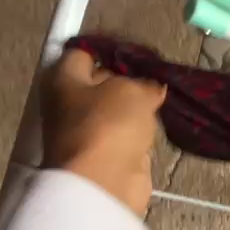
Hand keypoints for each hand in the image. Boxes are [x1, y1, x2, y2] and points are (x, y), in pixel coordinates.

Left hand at [40, 48, 166, 216]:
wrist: (104, 180)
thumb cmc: (109, 126)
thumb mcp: (131, 90)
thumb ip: (144, 82)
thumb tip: (152, 87)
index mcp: (64, 79)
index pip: (83, 52)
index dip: (111, 49)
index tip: (138, 52)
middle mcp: (70, 103)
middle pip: (100, 82)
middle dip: (128, 78)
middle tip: (157, 75)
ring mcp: (89, 131)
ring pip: (117, 110)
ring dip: (138, 107)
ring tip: (164, 98)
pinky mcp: (108, 154)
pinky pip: (127, 134)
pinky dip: (142, 131)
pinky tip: (160, 125)